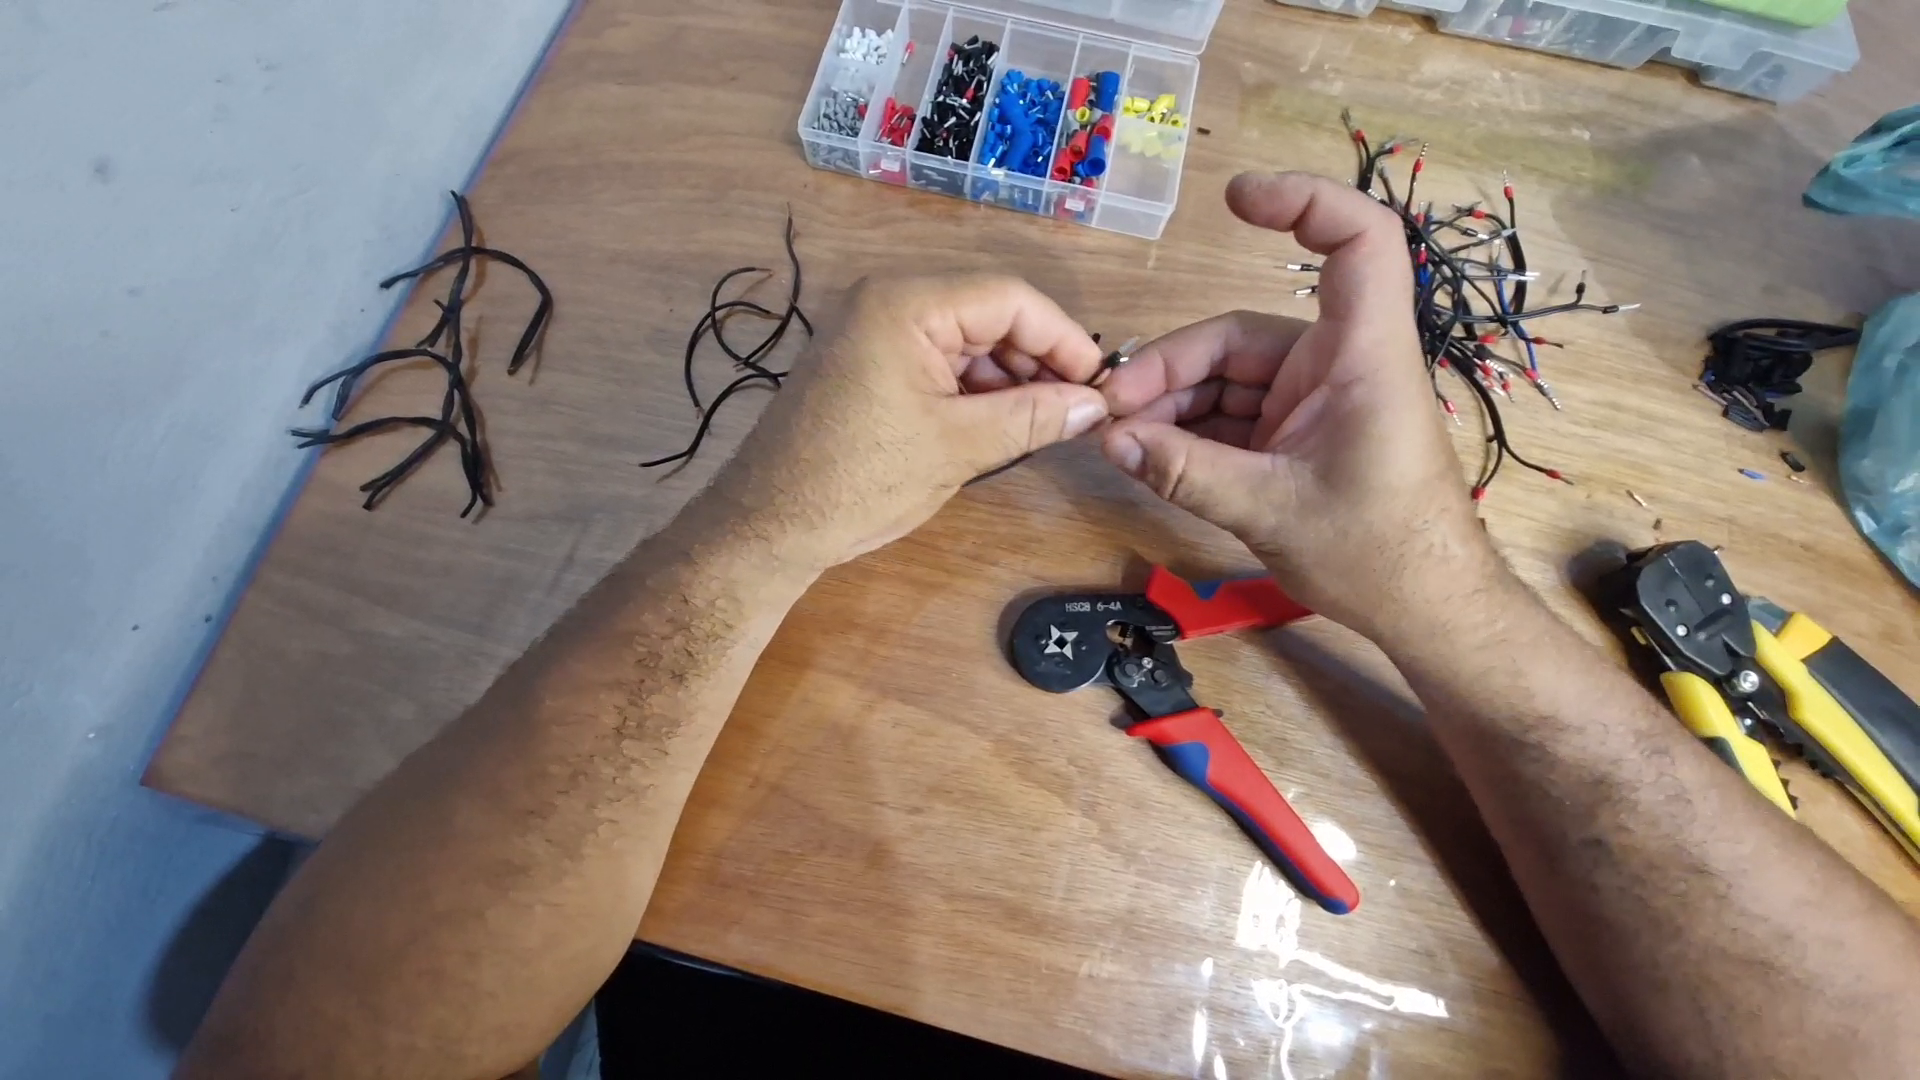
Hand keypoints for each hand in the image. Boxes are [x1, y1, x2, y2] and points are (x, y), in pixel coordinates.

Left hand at [709, 274, 1108, 569]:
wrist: (770, 524)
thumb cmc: (859, 480)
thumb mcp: (957, 448)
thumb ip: (1032, 417)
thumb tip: (1095, 405)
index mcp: (905, 303)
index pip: (1009, 298)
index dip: (1062, 338)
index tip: (1098, 383)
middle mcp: (886, 301)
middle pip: (987, 315)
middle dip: (1035, 361)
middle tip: (1072, 410)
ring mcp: (871, 331)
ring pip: (964, 341)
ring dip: (1006, 379)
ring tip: (1039, 424)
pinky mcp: (866, 363)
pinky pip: (935, 362)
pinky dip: (970, 391)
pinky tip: (997, 424)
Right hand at [1097, 172, 1506, 643]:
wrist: (1420, 608)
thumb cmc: (1376, 552)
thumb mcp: (1269, 510)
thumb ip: (1185, 472)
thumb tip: (1109, 441)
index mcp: (1361, 357)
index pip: (1355, 244)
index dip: (1303, 203)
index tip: (1234, 199)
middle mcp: (1334, 364)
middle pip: (1238, 336)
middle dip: (1168, 370)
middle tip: (1112, 413)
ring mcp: (1310, 401)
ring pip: (1223, 380)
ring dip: (1169, 407)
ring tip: (1120, 441)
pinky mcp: (1293, 434)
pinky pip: (1228, 417)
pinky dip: (1188, 433)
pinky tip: (1148, 455)